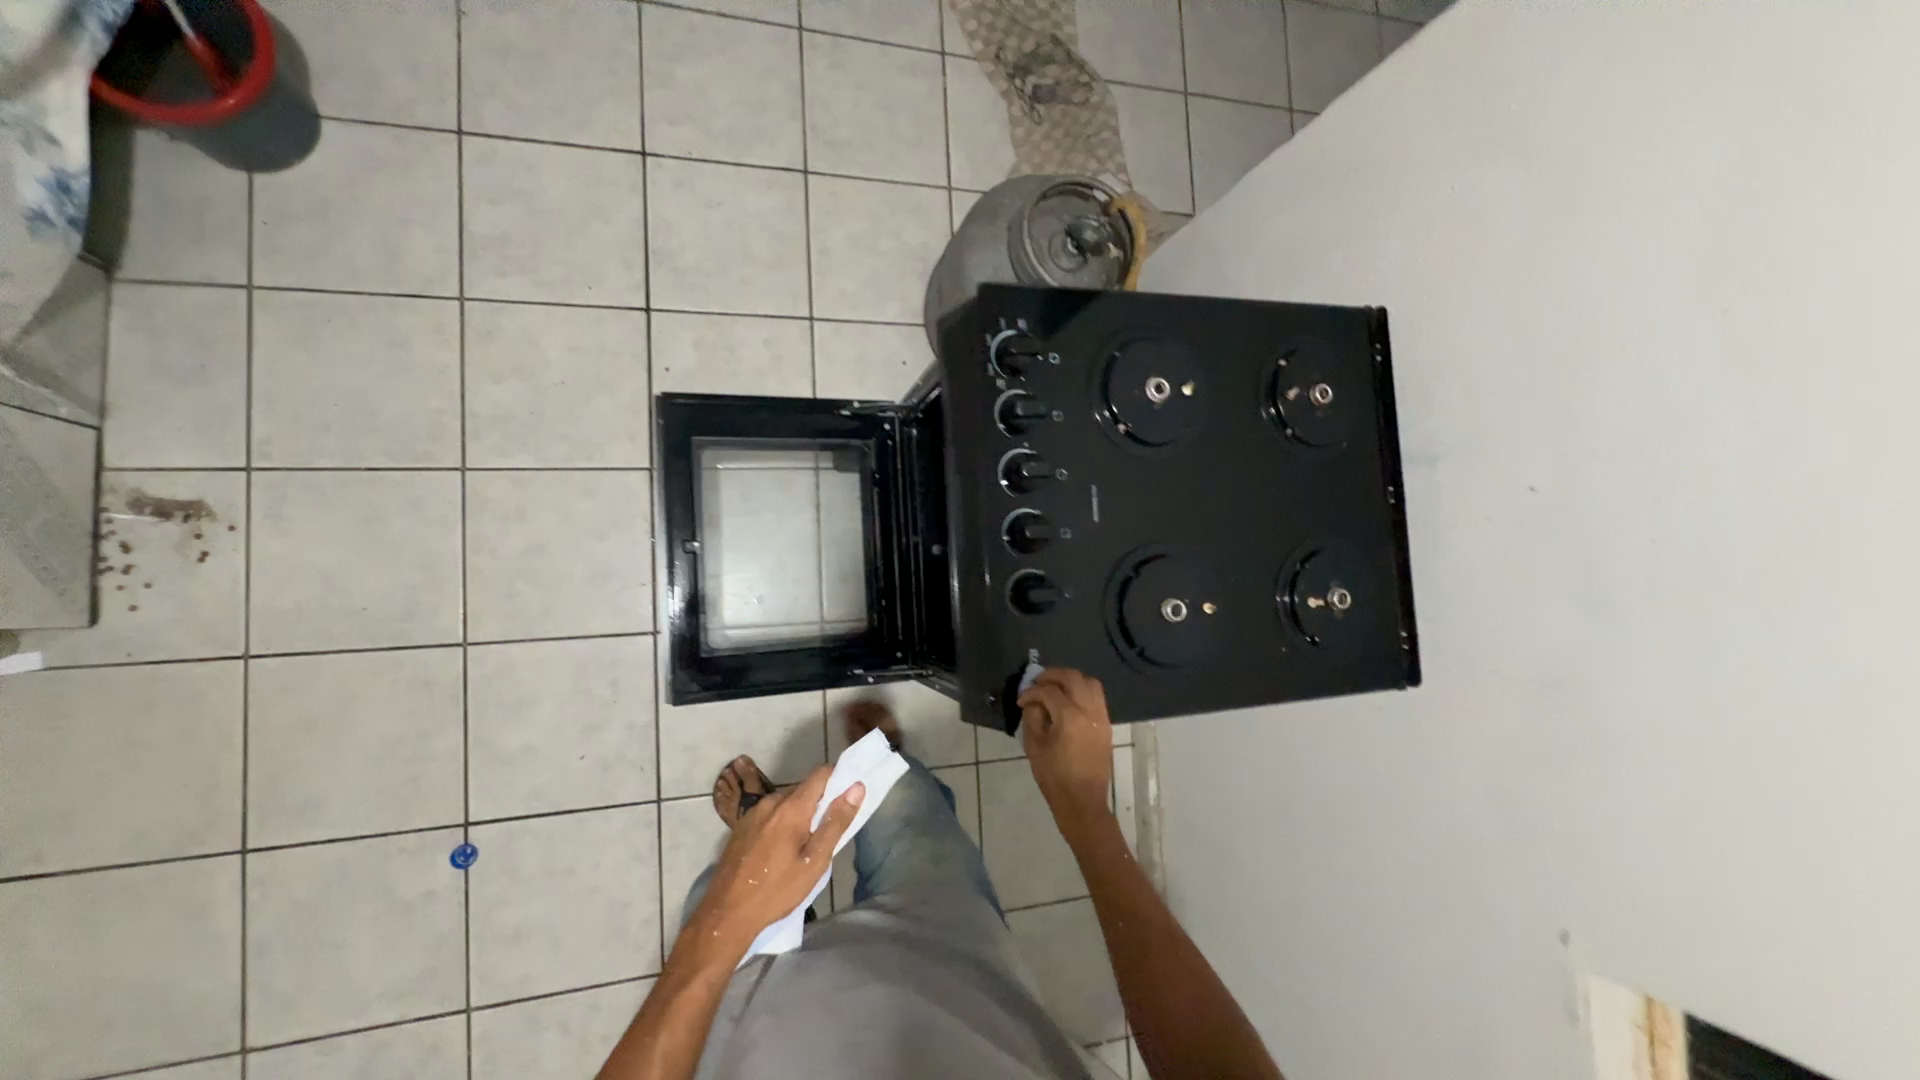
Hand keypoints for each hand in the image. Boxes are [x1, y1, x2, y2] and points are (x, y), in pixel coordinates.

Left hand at [684, 766, 863, 953]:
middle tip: (826, 834)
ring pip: (785, 803)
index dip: (839, 779)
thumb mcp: (815, 861)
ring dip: (799, 815)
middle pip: (803, 789)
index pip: (821, 774)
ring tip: (803, 847)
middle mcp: (770, 802)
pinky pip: (770, 815)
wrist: (726, 914)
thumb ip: (836, 822)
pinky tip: (779, 852)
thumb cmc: (777, 890)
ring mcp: (752, 814)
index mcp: (791, 807)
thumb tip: (856, 787)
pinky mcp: (741, 827)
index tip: (848, 798)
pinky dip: (781, 824)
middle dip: (819, 804)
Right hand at [1017, 668, 1113, 821]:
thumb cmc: (1054, 777)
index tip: (1021, 700)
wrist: (1082, 801)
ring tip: (1055, 688)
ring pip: (1090, 682)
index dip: (1032, 692)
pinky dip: (1082, 691)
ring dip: (1071, 680)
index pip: (1049, 691)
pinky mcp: (1106, 725)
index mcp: (1070, 717)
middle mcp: (1090, 711)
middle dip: (1053, 675)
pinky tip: (1068, 701)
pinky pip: (1097, 697)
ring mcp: (1101, 717)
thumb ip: (1032, 717)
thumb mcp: (1034, 747)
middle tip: (1037, 683)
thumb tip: (1034, 702)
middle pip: (1073, 677)